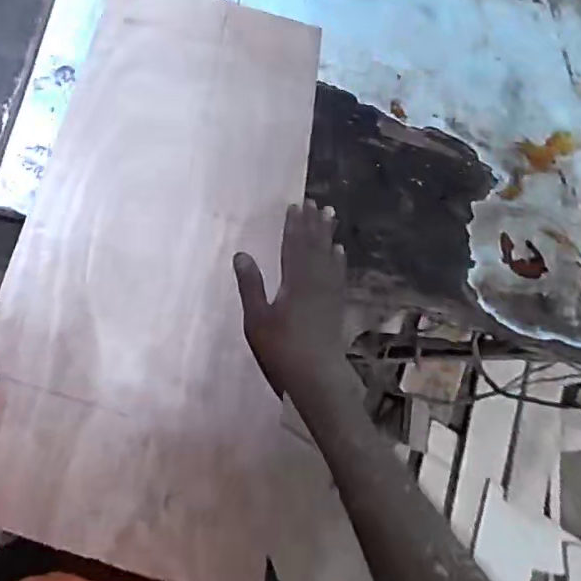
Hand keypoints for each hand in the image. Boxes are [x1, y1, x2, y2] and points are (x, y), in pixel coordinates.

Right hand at [233, 201, 348, 407]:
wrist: (318, 378)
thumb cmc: (282, 349)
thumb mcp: (257, 319)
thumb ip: (250, 285)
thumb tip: (241, 254)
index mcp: (294, 280)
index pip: (294, 244)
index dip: (294, 224)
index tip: (295, 205)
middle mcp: (315, 280)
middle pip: (314, 244)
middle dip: (313, 222)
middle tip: (314, 202)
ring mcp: (329, 292)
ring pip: (329, 255)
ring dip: (327, 234)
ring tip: (329, 215)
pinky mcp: (337, 304)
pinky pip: (338, 272)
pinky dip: (338, 258)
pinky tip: (339, 251)